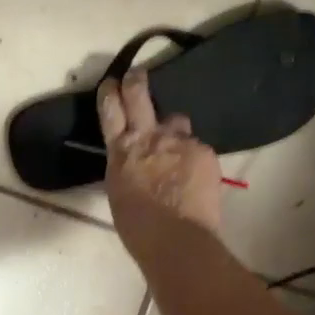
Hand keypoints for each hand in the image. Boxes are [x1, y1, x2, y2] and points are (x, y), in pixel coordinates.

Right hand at [99, 69, 223, 256]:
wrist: (177, 238)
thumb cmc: (138, 225)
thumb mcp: (118, 189)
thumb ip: (126, 165)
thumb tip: (133, 160)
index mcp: (121, 150)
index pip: (110, 110)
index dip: (109, 93)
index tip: (110, 83)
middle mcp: (149, 137)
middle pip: (139, 96)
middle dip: (136, 82)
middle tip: (137, 75)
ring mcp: (179, 141)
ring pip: (177, 121)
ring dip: (174, 129)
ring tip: (177, 147)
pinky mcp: (204, 151)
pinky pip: (197, 147)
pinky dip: (194, 157)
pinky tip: (195, 176)